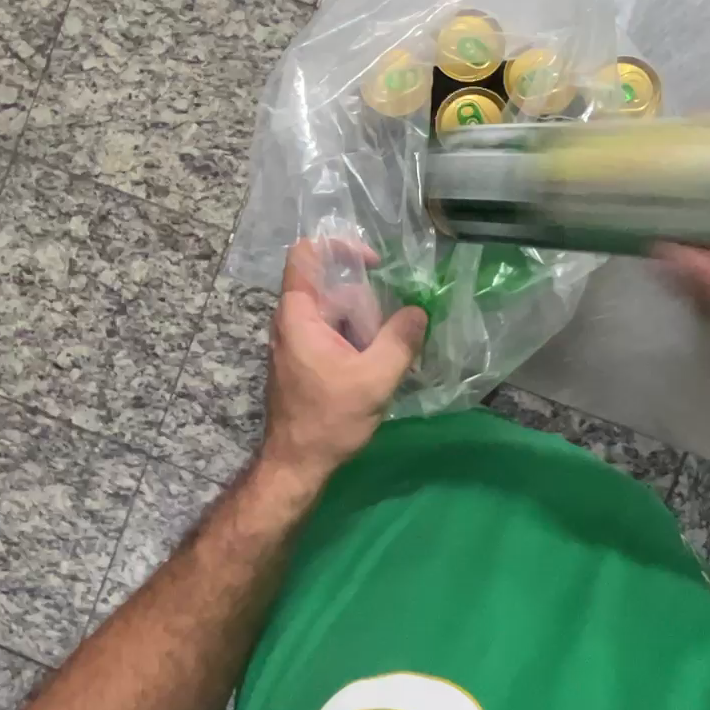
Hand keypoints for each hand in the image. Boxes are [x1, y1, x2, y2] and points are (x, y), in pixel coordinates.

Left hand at [260, 239, 428, 481]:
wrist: (296, 463)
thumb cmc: (328, 419)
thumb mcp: (375, 379)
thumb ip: (399, 339)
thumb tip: (418, 311)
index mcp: (298, 313)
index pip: (305, 254)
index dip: (339, 246)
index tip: (373, 264)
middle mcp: (291, 319)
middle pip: (330, 285)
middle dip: (365, 300)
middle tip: (388, 328)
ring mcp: (296, 339)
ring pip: (335, 311)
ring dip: (363, 324)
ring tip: (384, 353)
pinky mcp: (303, 357)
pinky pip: (332, 331)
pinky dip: (355, 339)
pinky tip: (375, 364)